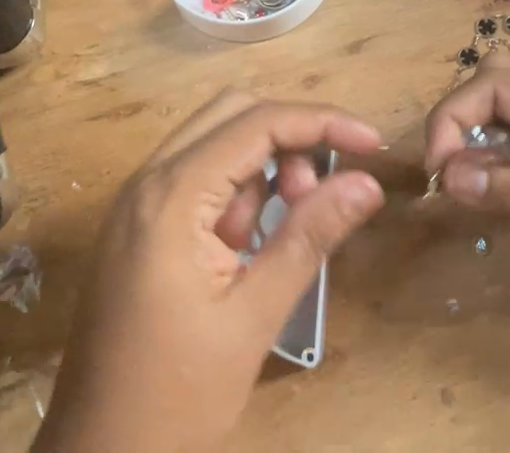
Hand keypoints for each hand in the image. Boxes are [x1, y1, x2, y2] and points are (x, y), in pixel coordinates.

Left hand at [36, 93, 386, 452]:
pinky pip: (197, 179)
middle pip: (232, 114)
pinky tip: (246, 249)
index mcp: (172, 195)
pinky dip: (235, 195)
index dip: (322, 122)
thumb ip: (309, 238)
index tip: (372, 143)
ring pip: (214, 142)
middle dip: (289, 139)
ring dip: (262, 169)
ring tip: (280, 238)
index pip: (257, 123)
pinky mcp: (138, 225)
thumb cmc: (176, 395)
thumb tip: (367, 182)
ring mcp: (137, 201)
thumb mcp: (253, 316)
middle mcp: (148, 180)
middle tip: (321, 193)